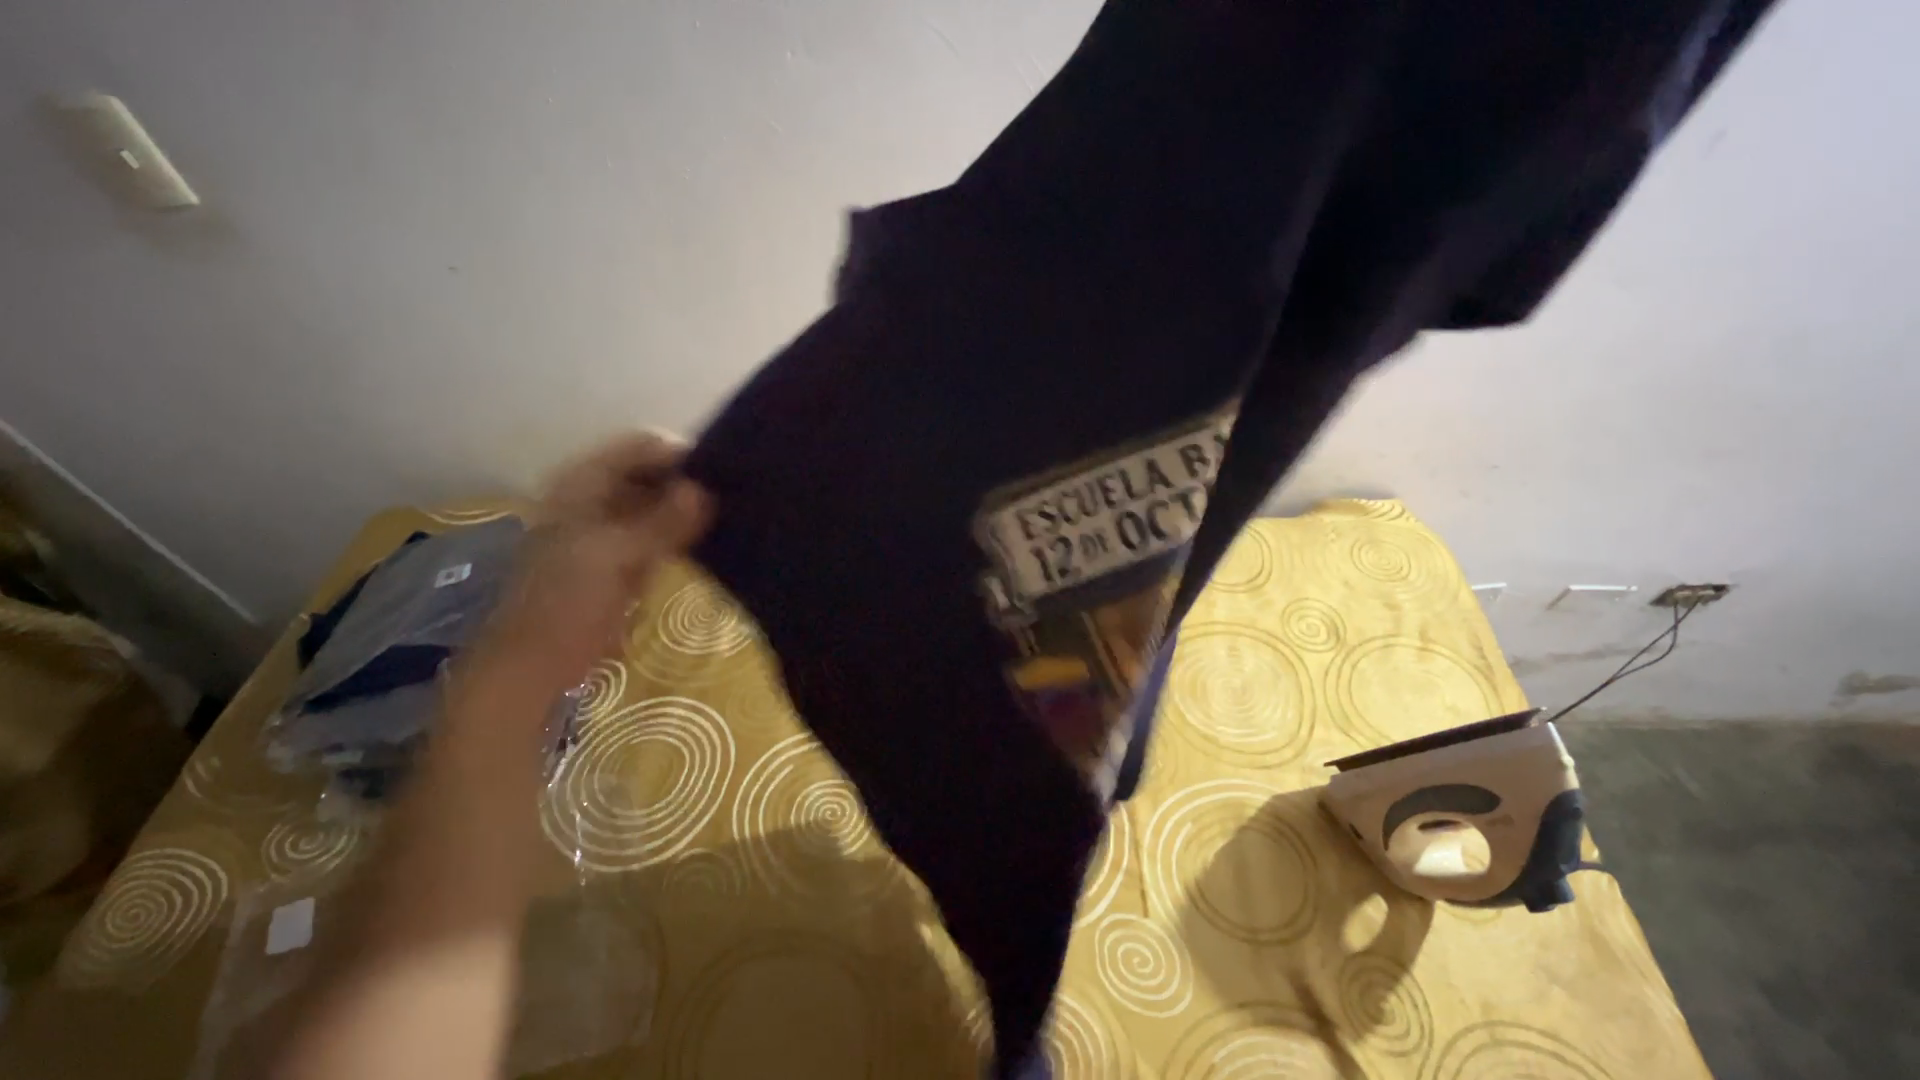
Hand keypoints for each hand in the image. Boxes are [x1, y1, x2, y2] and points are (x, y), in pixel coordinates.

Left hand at [475, 432, 712, 692]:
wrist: (534, 666)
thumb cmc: (565, 604)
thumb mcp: (616, 556)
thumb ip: (663, 521)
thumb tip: (706, 489)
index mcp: (583, 482)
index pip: (643, 445)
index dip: (682, 456)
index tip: (727, 476)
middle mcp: (597, 496)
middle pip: (653, 472)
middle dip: (690, 482)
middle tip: (738, 498)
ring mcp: (609, 528)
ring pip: (660, 504)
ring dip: (690, 511)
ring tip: (735, 518)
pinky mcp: (622, 559)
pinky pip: (660, 534)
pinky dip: (683, 536)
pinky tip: (715, 544)